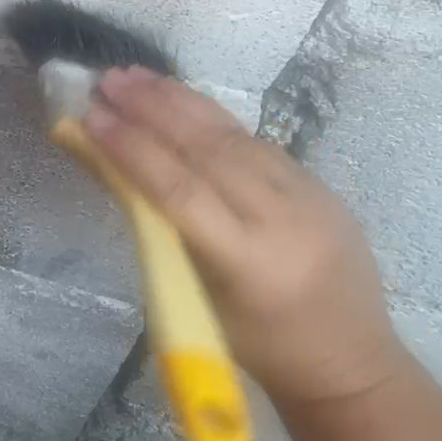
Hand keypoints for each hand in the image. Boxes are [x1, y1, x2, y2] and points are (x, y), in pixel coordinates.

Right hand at [84, 67, 409, 406]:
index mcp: (250, 262)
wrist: (352, 364)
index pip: (180, 191)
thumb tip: (95, 158)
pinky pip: (253, 140)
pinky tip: (175, 96)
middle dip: (151, 110)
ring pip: (232, 135)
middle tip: (106, 80)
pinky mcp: (319, 185)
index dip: (132, 150)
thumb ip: (146, 221)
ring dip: (176, 100)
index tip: (89, 116)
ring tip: (133, 76)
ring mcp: (310, 198)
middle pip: (208, 150)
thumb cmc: (254, 342)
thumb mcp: (190, 289)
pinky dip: (207, 114)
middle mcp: (284, 221)